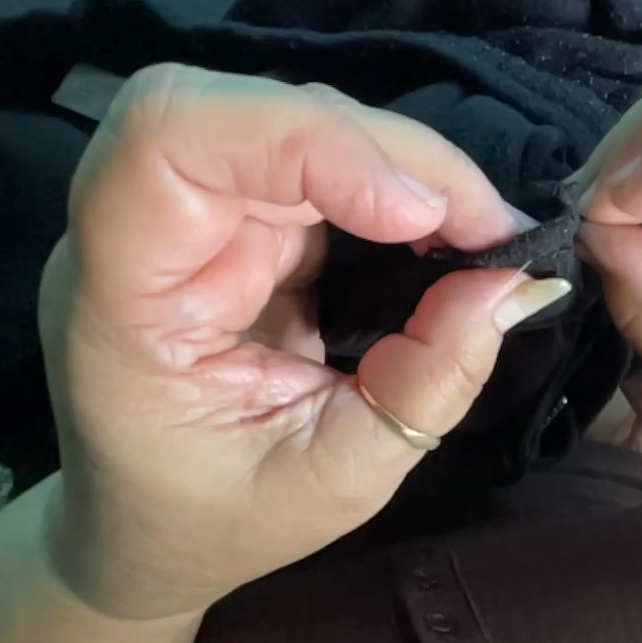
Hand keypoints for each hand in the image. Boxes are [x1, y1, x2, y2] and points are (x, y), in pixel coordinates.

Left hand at [37, 65, 566, 620]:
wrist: (152, 528)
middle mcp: (148, 233)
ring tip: (482, 232)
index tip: (421, 218)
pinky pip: (325, 164)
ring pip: (298, 123)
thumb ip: (428, 384)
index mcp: (126, 301)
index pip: (172, 141)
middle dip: (395, 154)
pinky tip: (445, 230)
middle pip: (255, 114)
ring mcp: (196, 219)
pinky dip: (401, 183)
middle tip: (495, 230)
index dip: (308, 143)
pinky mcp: (244, 223)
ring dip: (408, 163)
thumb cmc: (224, 521)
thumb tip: (514, 285)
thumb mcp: (342, 477)